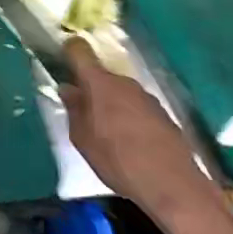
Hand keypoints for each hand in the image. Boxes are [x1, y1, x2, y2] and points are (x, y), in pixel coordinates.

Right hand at [60, 38, 223, 217]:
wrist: (171, 182)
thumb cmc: (116, 159)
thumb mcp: (83, 139)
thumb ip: (74, 110)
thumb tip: (69, 88)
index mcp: (99, 84)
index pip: (80, 51)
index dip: (69, 50)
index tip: (61, 60)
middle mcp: (124, 82)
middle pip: (101, 75)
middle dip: (90, 89)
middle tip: (82, 114)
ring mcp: (146, 96)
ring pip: (120, 91)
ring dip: (110, 104)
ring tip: (106, 133)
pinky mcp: (162, 112)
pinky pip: (136, 106)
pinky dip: (128, 116)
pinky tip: (129, 141)